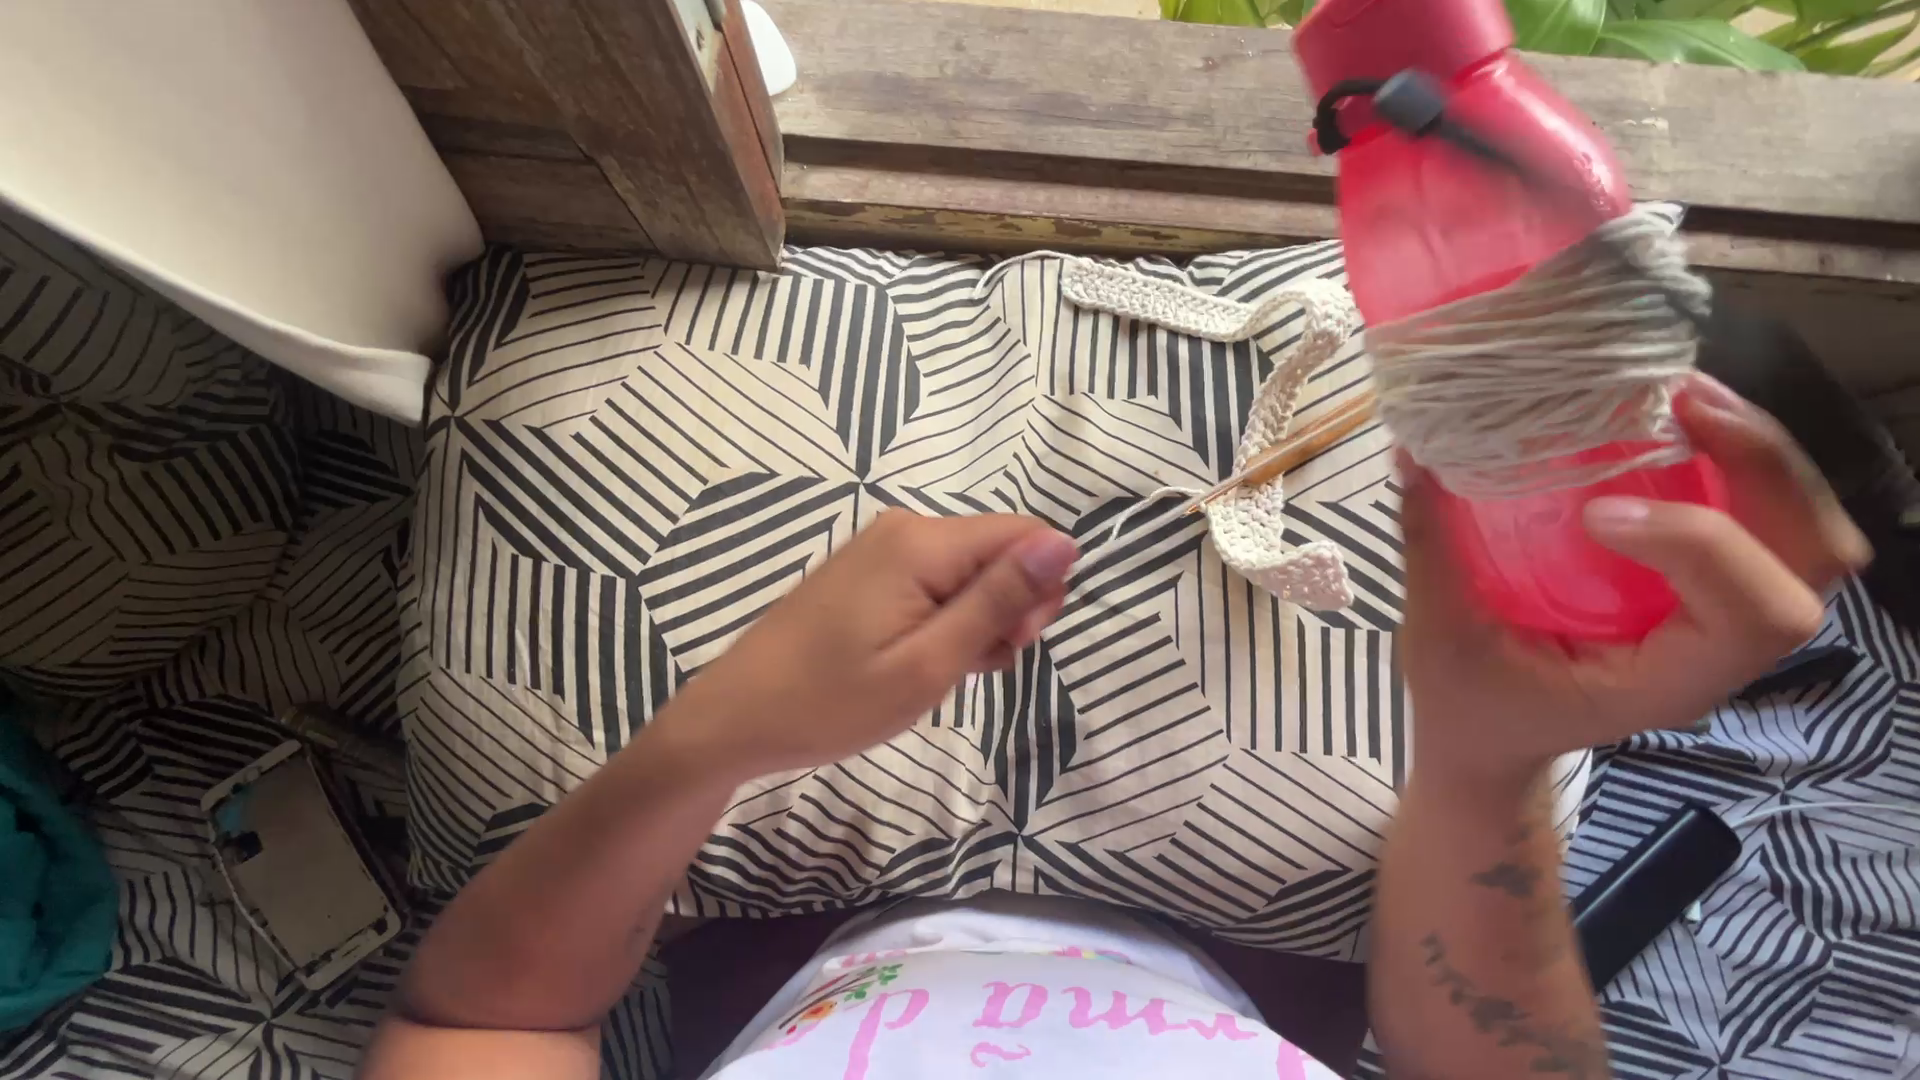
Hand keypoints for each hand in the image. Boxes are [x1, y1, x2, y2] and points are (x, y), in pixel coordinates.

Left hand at [661, 510, 1078, 779]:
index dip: (1038, 590)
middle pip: (999, 553)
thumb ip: (1000, 599)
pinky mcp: (869, 571)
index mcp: (922, 542)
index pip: (1026, 535)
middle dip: (1005, 611)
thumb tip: (1065, 541)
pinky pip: (935, 584)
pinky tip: (917, 661)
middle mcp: (905, 528)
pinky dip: (943, 623)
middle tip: (967, 666)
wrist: (736, 718)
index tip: (1011, 645)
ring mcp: (882, 548)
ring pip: (970, 574)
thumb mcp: (929, 662)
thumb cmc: (832, 702)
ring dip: (974, 624)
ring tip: (935, 672)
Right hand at [1401, 373, 1871, 785]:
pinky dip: (1735, 466)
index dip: (1701, 546)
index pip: (1754, 616)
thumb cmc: (1467, 704)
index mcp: (1666, 682)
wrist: (1488, 741)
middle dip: (1766, 469)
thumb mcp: (1437, 636)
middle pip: (1811, 558)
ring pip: (1803, 535)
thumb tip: (1412, 454)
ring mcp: (1714, 616)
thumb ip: (1430, 549)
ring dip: (1762, 457)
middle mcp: (1716, 651)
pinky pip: (1757, 524)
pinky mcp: (1692, 589)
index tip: (1594, 511)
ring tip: (1686, 399)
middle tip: (1683, 402)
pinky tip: (1673, 427)